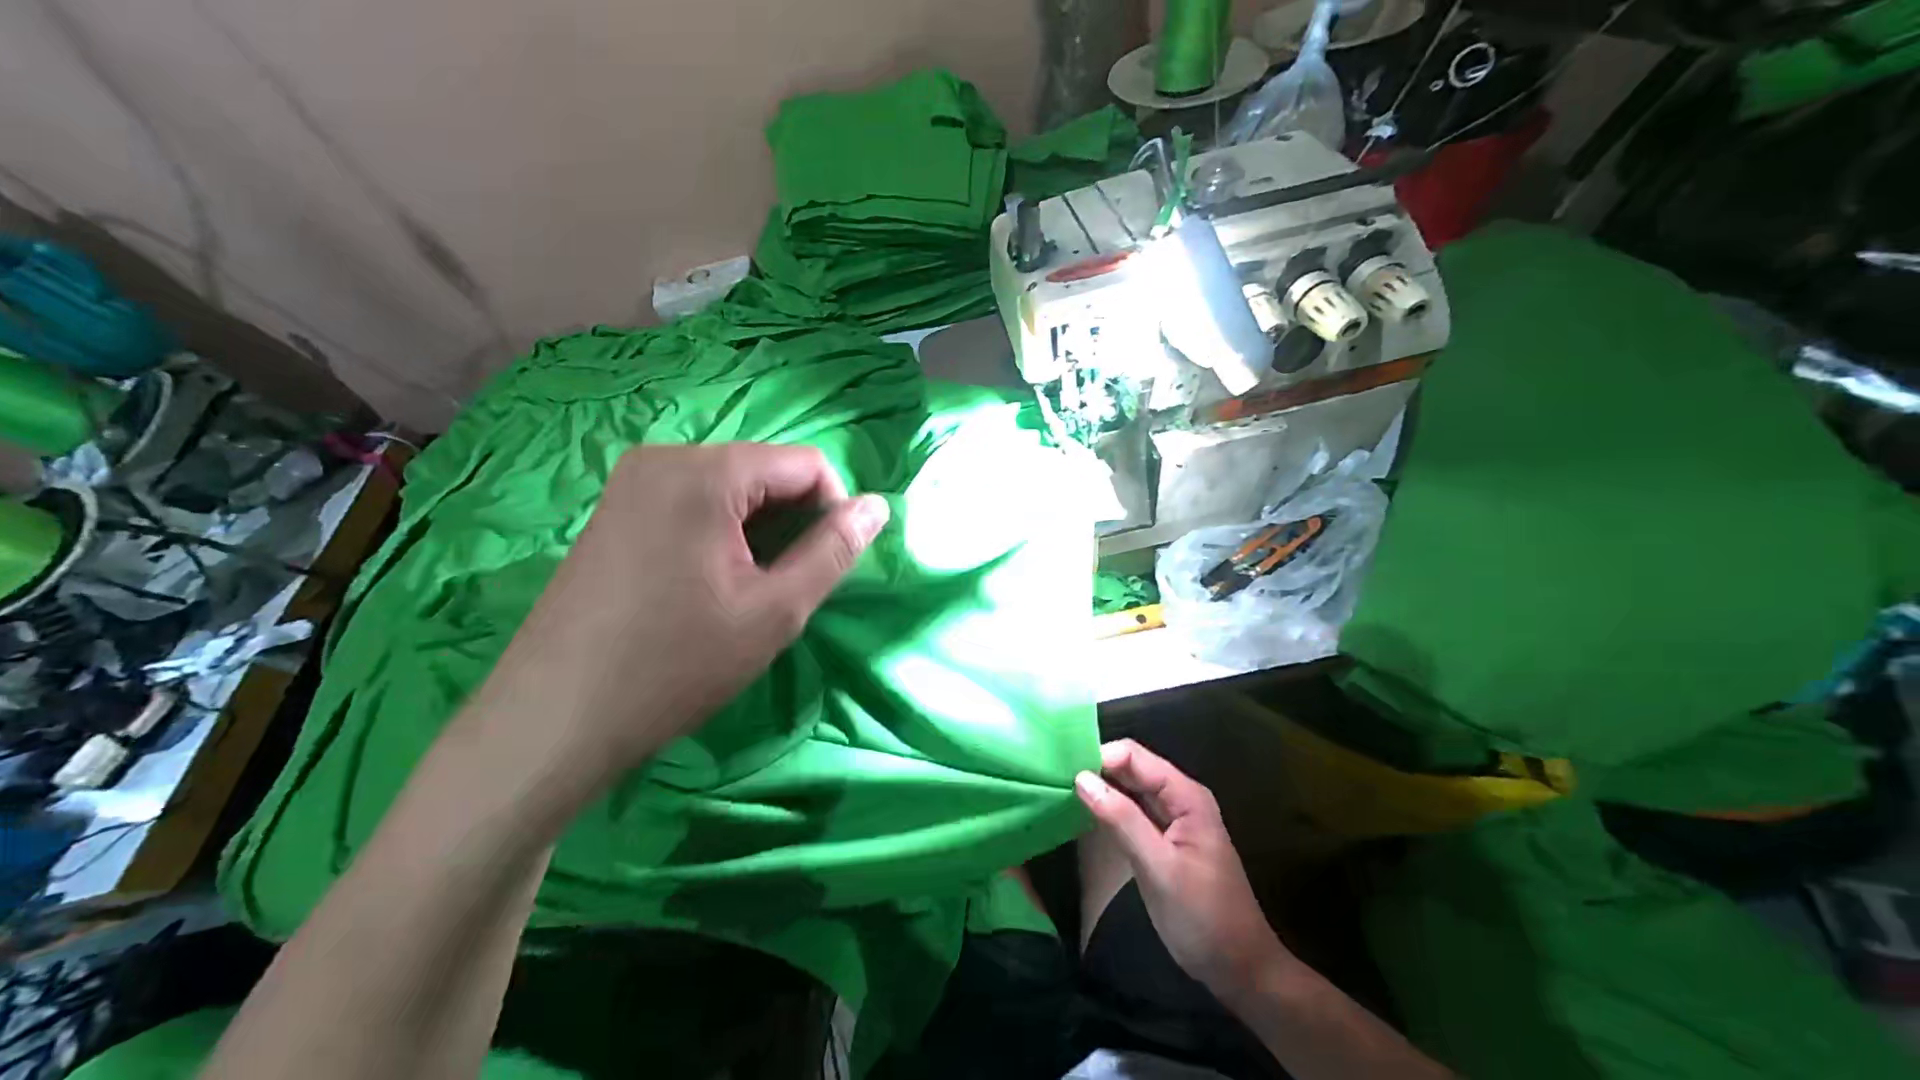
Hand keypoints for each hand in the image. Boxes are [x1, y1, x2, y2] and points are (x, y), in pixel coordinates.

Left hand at [476, 443, 889, 794]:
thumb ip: (834, 552)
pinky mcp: (611, 510)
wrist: (553, 718)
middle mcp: (664, 458)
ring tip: (740, 593)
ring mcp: (629, 482)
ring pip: (728, 489)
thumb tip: (877, 507)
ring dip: (755, 532)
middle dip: (790, 523)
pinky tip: (702, 586)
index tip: (823, 569)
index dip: (832, 511)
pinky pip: (689, 502)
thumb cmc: (675, 664)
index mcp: (706, 472)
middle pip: (764, 471)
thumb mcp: (774, 612)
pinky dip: (717, 534)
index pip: (806, 464)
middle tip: (780, 589)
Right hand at [1075, 739, 1292, 1002]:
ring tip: (1060, 790)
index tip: (1063, 773)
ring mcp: (1171, 819)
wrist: (1239, 968)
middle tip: (1054, 779)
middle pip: (1131, 767)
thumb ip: (1121, 820)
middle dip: (1095, 769)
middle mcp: (1179, 798)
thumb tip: (1081, 777)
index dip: (1099, 757)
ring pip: (1129, 788)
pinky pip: (1131, 811)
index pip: (1134, 756)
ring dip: (1099, 787)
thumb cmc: (1204, 917)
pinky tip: (1082, 812)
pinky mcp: (1161, 839)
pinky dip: (1108, 808)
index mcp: (1186, 796)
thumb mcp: (1159, 868)